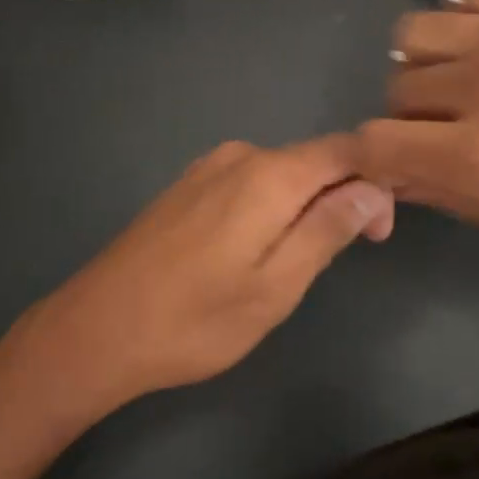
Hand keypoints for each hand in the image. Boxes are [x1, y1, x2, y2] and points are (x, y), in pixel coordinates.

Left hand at [13, 137, 393, 407]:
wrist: (97, 329)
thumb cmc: (195, 319)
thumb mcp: (276, 286)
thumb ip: (327, 229)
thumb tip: (373, 188)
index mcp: (269, 175)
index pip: (345, 149)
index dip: (376, 179)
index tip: (381, 231)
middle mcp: (240, 156)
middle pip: (312, 160)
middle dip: (343, 196)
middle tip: (347, 255)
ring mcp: (207, 169)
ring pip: (280, 174)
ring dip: (306, 204)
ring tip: (300, 261)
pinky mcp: (186, 188)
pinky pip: (248, 183)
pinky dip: (271, 206)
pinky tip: (256, 250)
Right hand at [358, 0, 478, 262]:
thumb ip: (460, 196)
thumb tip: (403, 174)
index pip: (375, 144)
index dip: (370, 159)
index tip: (390, 165)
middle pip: (395, 88)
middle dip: (408, 119)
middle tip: (446, 133)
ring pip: (416, 33)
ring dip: (427, 66)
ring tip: (464, 84)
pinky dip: (467, 24)